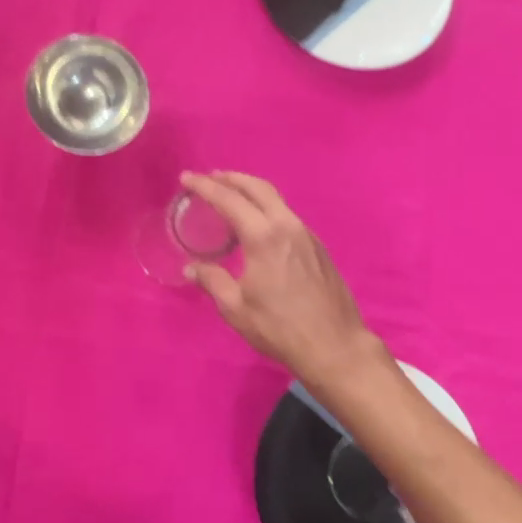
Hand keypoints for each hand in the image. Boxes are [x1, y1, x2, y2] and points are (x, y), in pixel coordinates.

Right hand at [181, 171, 381, 384]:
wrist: (334, 345)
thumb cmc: (280, 328)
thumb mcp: (236, 308)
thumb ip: (213, 281)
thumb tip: (192, 268)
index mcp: (264, 236)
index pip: (229, 199)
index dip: (204, 186)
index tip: (186, 178)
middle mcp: (287, 225)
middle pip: (257, 187)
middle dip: (231, 178)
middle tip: (210, 178)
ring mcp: (307, 234)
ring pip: (276, 200)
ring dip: (251, 191)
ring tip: (232, 196)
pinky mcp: (318, 247)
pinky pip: (287, 216)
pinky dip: (267, 209)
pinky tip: (258, 225)